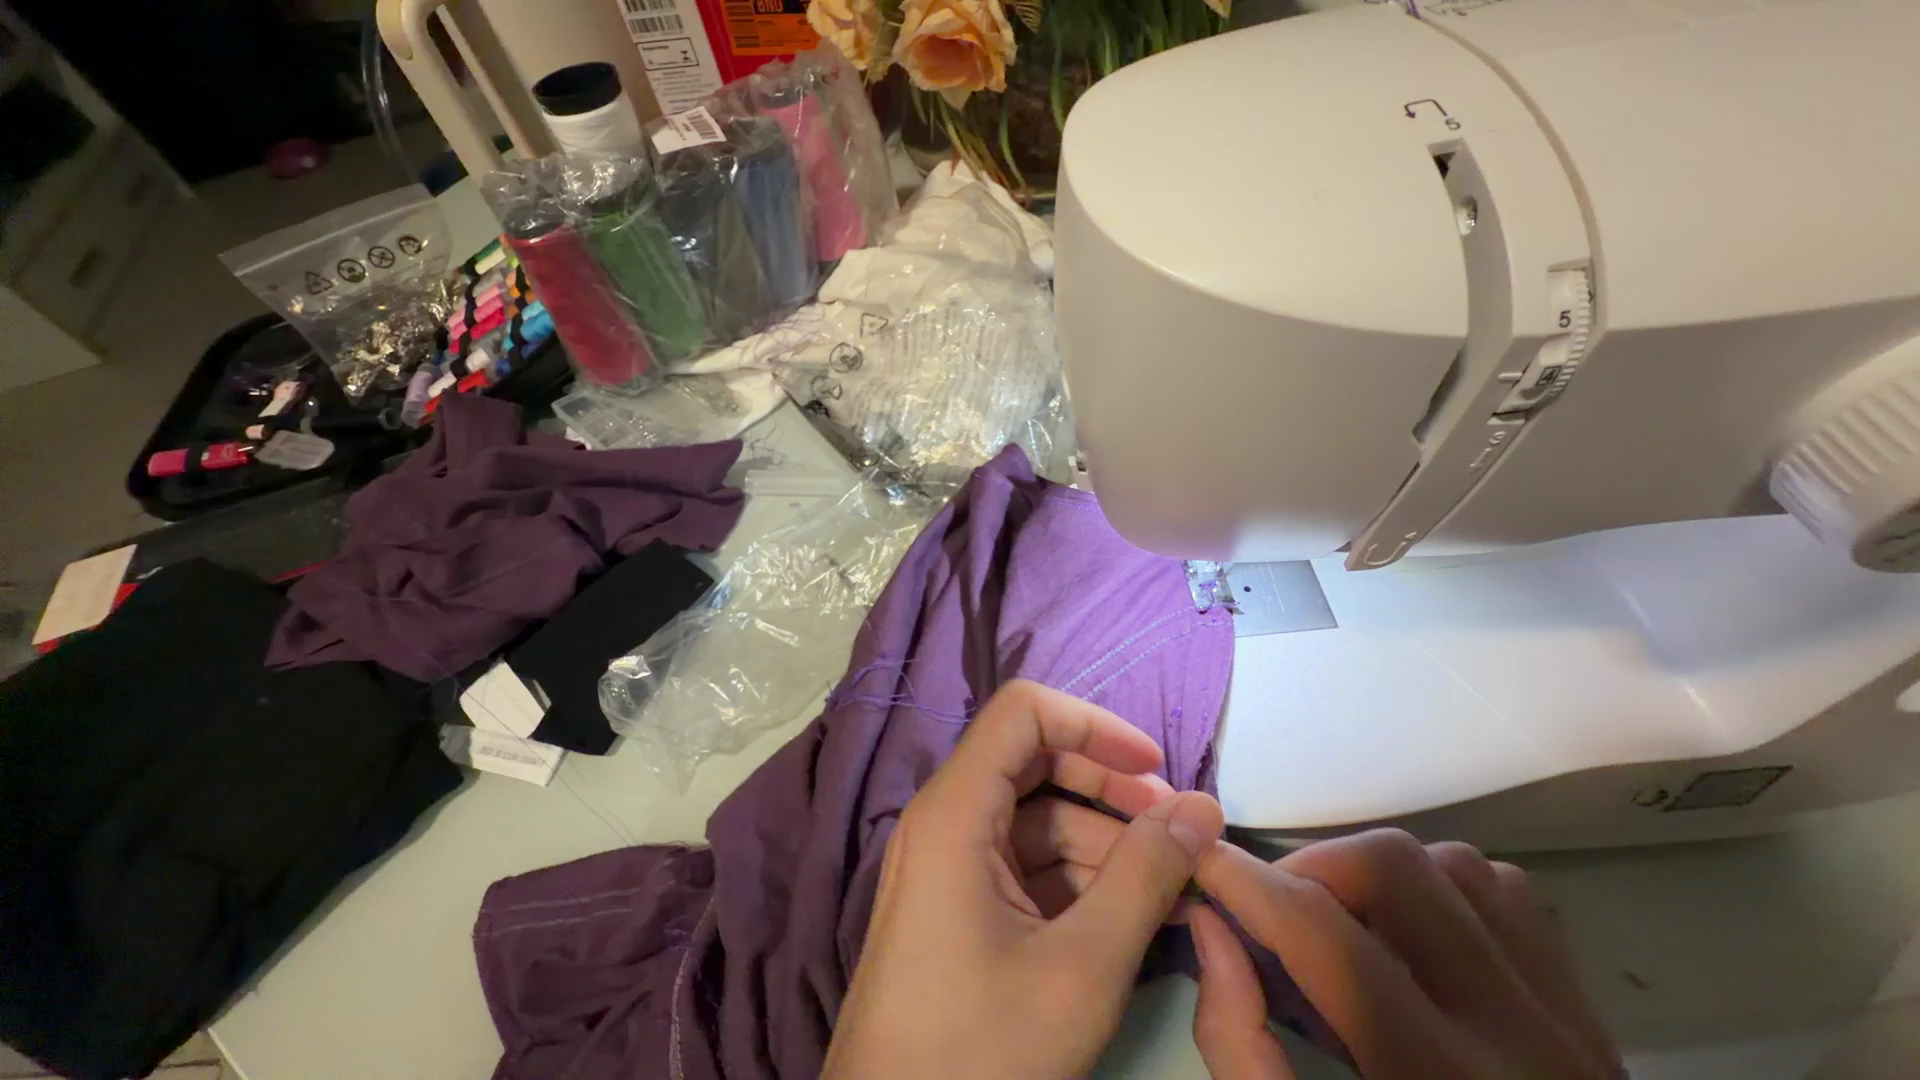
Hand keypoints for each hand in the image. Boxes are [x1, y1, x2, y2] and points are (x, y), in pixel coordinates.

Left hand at [823, 679, 1226, 1079]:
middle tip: (1177, 834)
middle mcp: (945, 822)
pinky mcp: (960, 906)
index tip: (1155, 769)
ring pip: (1037, 820)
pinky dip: (1080, 880)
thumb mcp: (1083, 964)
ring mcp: (950, 866)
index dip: (1094, 725)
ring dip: (1105, 844)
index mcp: (955, 811)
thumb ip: (1147, 876)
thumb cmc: (983, 1047)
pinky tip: (1131, 917)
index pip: (1023, 712)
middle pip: (1035, 764)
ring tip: (1171, 890)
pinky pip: (1026, 866)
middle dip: (1111, 790)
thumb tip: (1203, 806)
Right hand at [1189, 829, 1621, 1079]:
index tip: (1202, 862)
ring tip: (1342, 925)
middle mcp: (1521, 1039)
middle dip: (1314, 869)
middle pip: (1397, 870)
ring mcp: (1569, 1019)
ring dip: (1378, 876)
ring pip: (1454, 866)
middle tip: (1276, 909)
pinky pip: (1506, 893)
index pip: (1325, 935)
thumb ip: (1238, 1040)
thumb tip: (1209, 922)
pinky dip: (1442, 890)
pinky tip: (1411, 935)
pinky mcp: (1588, 1011)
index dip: (1247, 882)